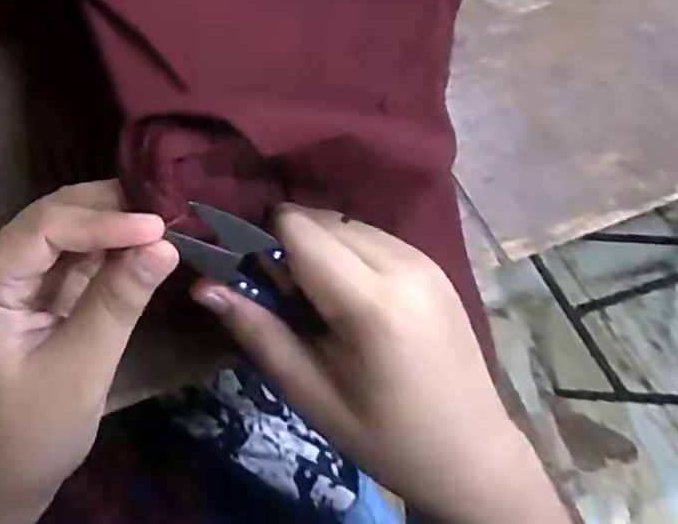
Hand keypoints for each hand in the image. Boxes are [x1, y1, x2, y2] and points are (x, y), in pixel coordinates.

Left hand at [0, 181, 178, 523]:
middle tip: (169, 209)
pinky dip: (115, 241)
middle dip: (111, 208)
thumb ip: (118, 302)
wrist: (8, 473)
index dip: (102, 221)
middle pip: (56, 213)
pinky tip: (146, 238)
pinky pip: (81, 247)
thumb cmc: (33, 430)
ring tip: (165, 216)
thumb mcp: (80, 370)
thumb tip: (165, 246)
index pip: (45, 227)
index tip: (157, 226)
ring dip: (116, 218)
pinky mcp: (44, 280)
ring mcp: (21, 267)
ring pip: (71, 222)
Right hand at [191, 205, 565, 523]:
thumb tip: (202, 284)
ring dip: (317, 243)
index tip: (261, 279)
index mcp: (371, 302)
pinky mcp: (430, 259)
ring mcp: (421, 257)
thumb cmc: (384, 436)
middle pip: (316, 218)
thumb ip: (256, 330)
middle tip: (290, 296)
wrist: (476, 459)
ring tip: (322, 296)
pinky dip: (344, 248)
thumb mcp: (310, 393)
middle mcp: (400, 264)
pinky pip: (366, 230)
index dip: (264, 241)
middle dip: (289, 244)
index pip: (296, 227)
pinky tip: (352, 293)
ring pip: (340, 219)